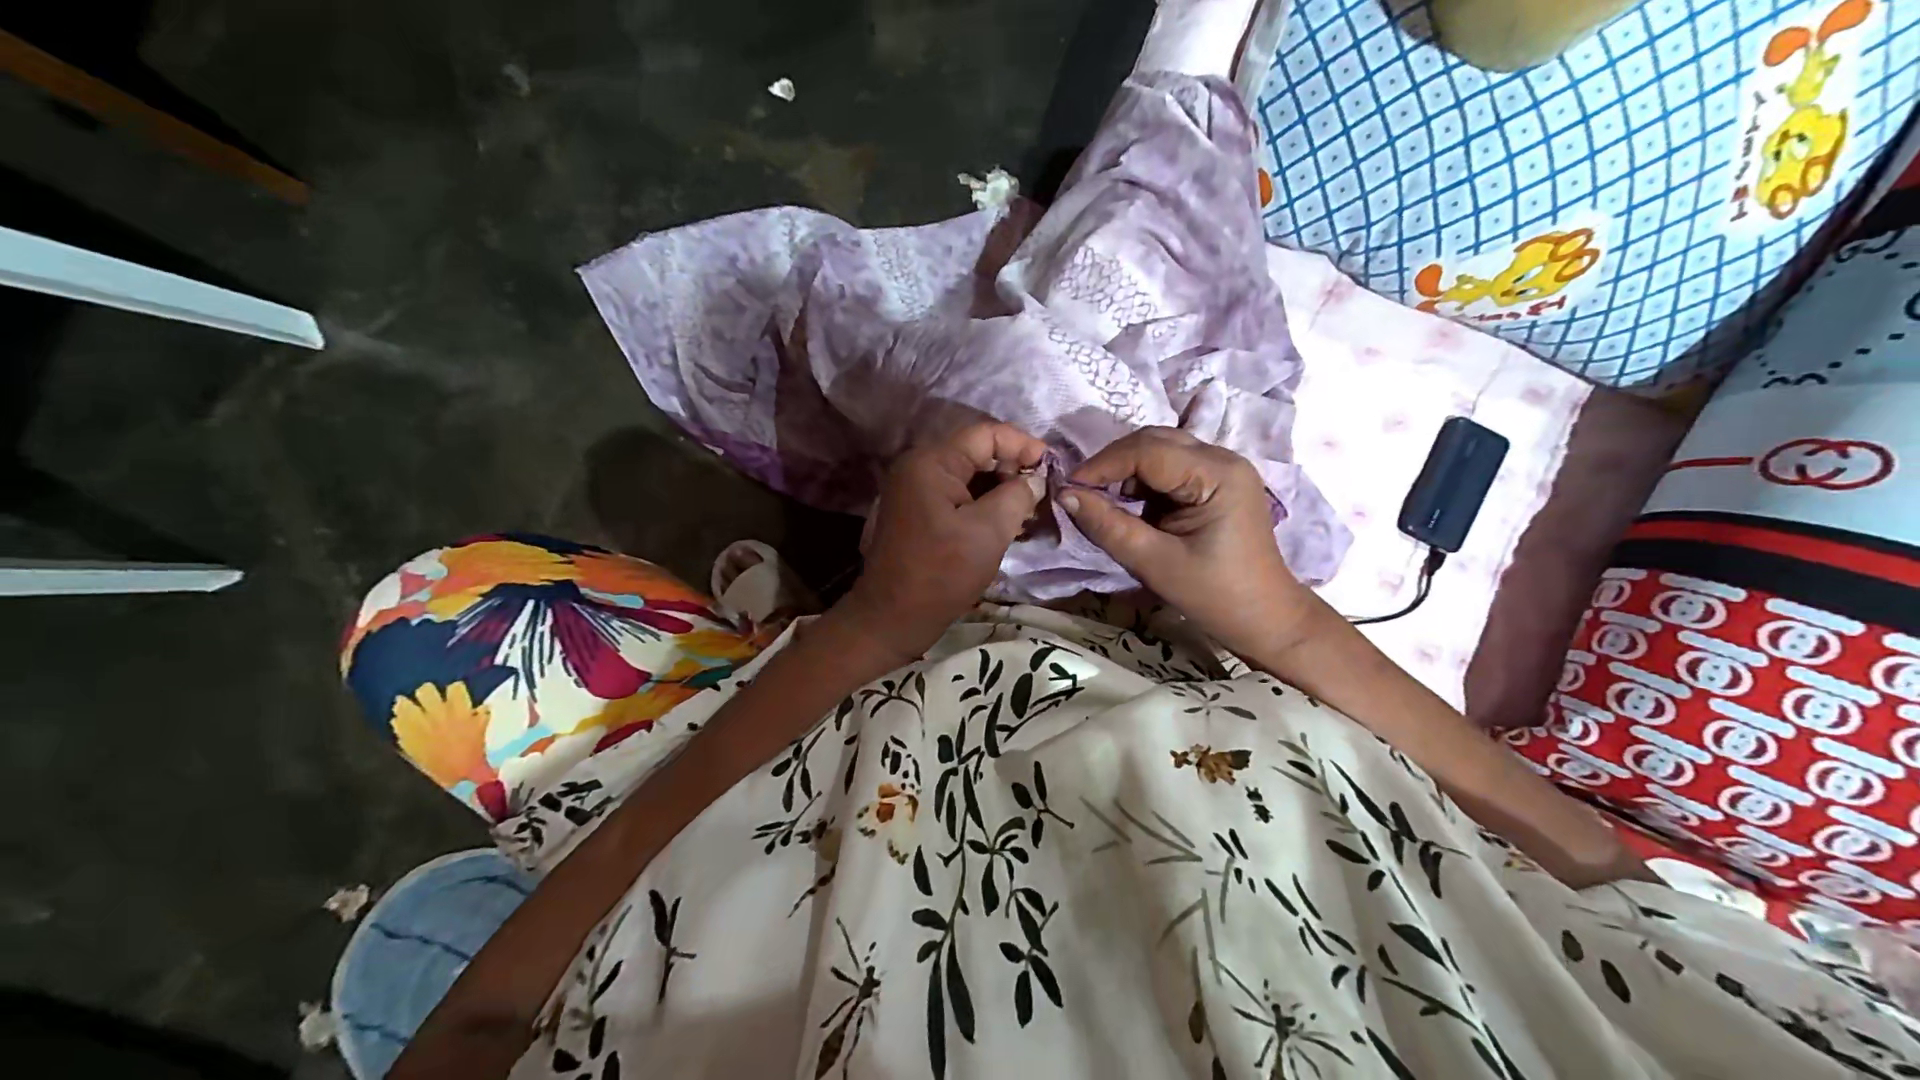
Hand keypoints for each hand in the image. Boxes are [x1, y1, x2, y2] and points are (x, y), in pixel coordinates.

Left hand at [835, 422, 1046, 660]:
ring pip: (968, 476)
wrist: (893, 618)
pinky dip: (983, 504)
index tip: (1052, 467)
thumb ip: (1017, 495)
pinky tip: (1007, 523)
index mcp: (931, 463)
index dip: (1023, 444)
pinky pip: (957, 497)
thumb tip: (1034, 479)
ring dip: (1000, 489)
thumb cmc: (942, 572)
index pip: (986, 434)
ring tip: (1029, 511)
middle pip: (976, 452)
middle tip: (1042, 493)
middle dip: (1013, 468)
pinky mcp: (917, 513)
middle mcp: (919, 468)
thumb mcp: (989, 531)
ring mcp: (915, 491)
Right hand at [1060, 427, 1323, 661]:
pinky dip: (1143, 480)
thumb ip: (1108, 526)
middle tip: (1080, 491)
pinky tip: (1128, 503)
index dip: (1103, 465)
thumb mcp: (1154, 563)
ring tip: (1101, 499)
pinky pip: (1170, 467)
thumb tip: (1064, 494)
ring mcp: (1224, 468)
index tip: (1068, 488)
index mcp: (1217, 474)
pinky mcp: (1218, 482)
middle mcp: (1224, 459)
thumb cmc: (1215, 595)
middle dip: (1112, 463)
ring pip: (1160, 450)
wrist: (1265, 619)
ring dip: (1126, 470)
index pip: (1147, 450)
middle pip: (1154, 441)